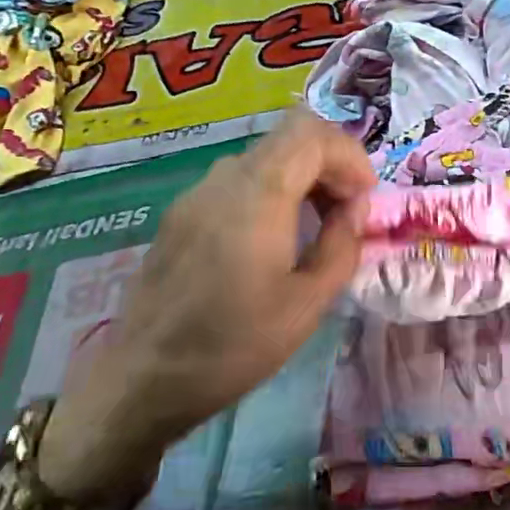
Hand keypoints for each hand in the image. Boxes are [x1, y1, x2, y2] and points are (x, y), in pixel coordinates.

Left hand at [39, 111, 375, 504]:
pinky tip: (269, 243)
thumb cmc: (235, 344)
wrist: (145, 377)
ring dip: (297, 180)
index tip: (365, 198)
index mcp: (259, 192)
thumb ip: (341, 246)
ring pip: (259, 160)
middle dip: (327, 165)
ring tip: (313, 229)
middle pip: (285, 139)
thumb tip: (353, 210)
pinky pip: (233, 186)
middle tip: (346, 212)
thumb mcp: (307, 303)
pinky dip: (266, 195)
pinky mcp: (178, 217)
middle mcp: (223, 178)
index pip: (311, 132)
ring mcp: (194, 195)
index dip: (349, 155)